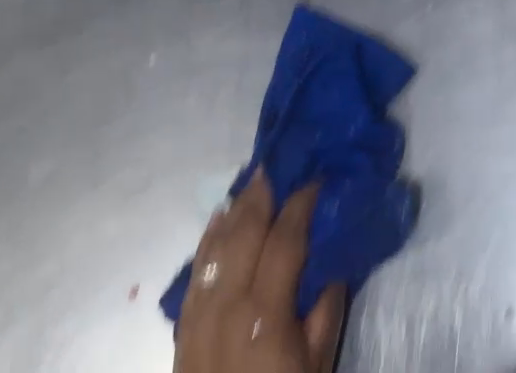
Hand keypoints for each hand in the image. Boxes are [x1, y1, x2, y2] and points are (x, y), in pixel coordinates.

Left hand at [176, 174, 347, 372]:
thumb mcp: (318, 364)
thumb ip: (326, 311)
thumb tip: (332, 265)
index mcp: (265, 312)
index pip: (284, 239)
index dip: (301, 204)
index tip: (317, 179)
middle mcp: (226, 305)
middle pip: (242, 233)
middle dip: (262, 194)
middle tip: (280, 163)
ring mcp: (199, 315)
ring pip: (214, 246)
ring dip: (234, 210)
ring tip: (252, 181)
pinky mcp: (184, 328)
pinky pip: (195, 270)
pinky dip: (209, 239)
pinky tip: (219, 222)